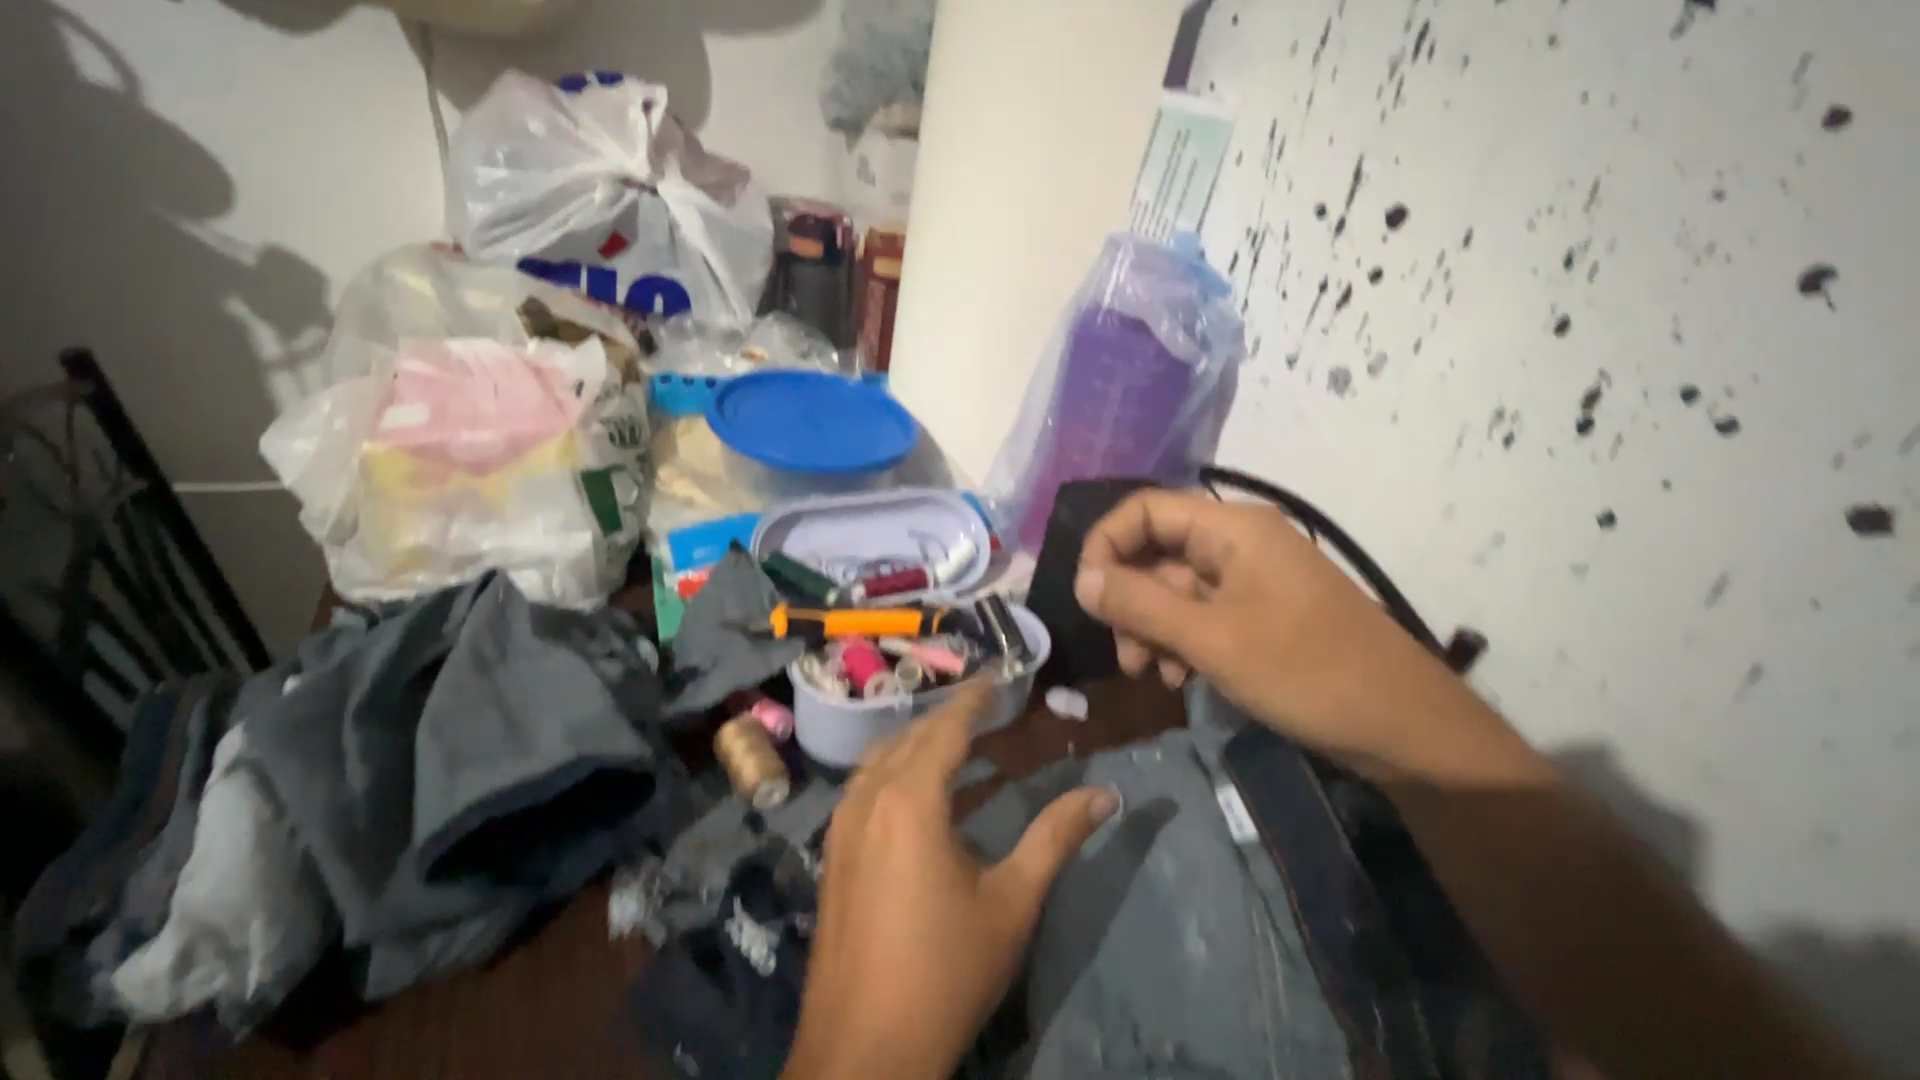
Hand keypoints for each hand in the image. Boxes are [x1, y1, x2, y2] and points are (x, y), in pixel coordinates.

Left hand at [783, 681, 1120, 1079]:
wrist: (864, 1047)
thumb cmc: (946, 969)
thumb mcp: (1012, 900)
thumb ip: (1056, 837)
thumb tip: (1106, 795)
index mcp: (910, 799)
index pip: (947, 727)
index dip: (975, 698)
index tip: (998, 674)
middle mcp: (867, 799)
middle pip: (911, 737)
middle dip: (951, 717)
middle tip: (992, 706)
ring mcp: (842, 827)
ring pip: (882, 760)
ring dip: (922, 744)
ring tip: (966, 743)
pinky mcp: (833, 854)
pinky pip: (866, 789)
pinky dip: (898, 773)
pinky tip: (927, 795)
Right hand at [1074, 488, 1456, 771]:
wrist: (1404, 725)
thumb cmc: (1306, 671)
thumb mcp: (1212, 640)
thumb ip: (1140, 605)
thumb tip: (1080, 579)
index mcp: (1232, 529)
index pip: (1144, 511)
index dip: (1106, 546)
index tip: (1088, 599)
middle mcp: (1240, 544)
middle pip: (1157, 553)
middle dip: (1130, 602)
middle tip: (1126, 657)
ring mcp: (1254, 582)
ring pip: (1177, 591)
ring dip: (1153, 629)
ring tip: (1153, 676)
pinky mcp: (1263, 617)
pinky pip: (1204, 617)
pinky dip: (1183, 643)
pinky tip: (1182, 680)